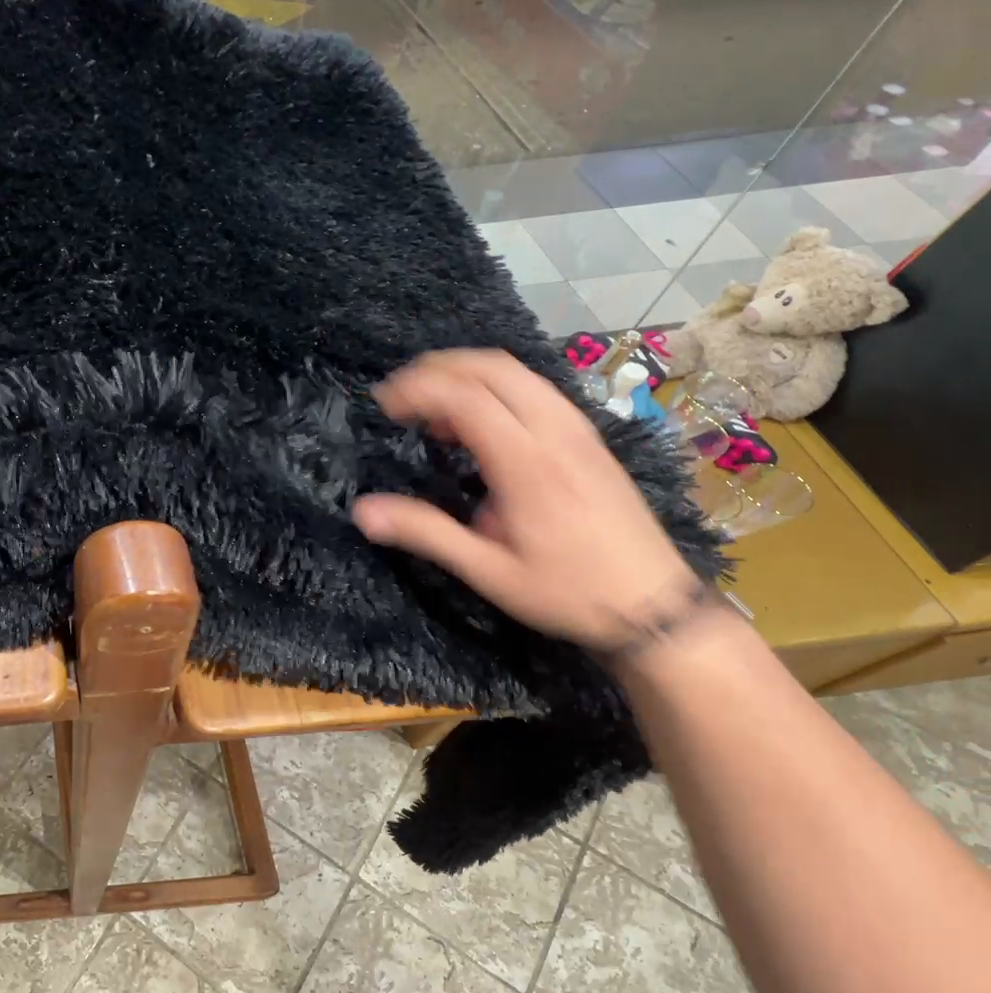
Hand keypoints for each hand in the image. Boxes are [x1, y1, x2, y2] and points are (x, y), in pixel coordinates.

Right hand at [351, 350, 696, 651]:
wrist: (653, 603)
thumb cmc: (566, 591)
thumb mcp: (487, 570)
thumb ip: (425, 533)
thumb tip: (362, 511)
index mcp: (527, 463)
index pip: (465, 396)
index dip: (417, 390)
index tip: (382, 405)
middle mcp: (556, 432)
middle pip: (493, 367)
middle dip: (439, 369)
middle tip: (399, 395)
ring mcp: (578, 430)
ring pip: (518, 373)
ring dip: (467, 375)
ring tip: (430, 409)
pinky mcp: (587, 438)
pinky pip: (535, 390)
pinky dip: (494, 389)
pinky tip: (474, 424)